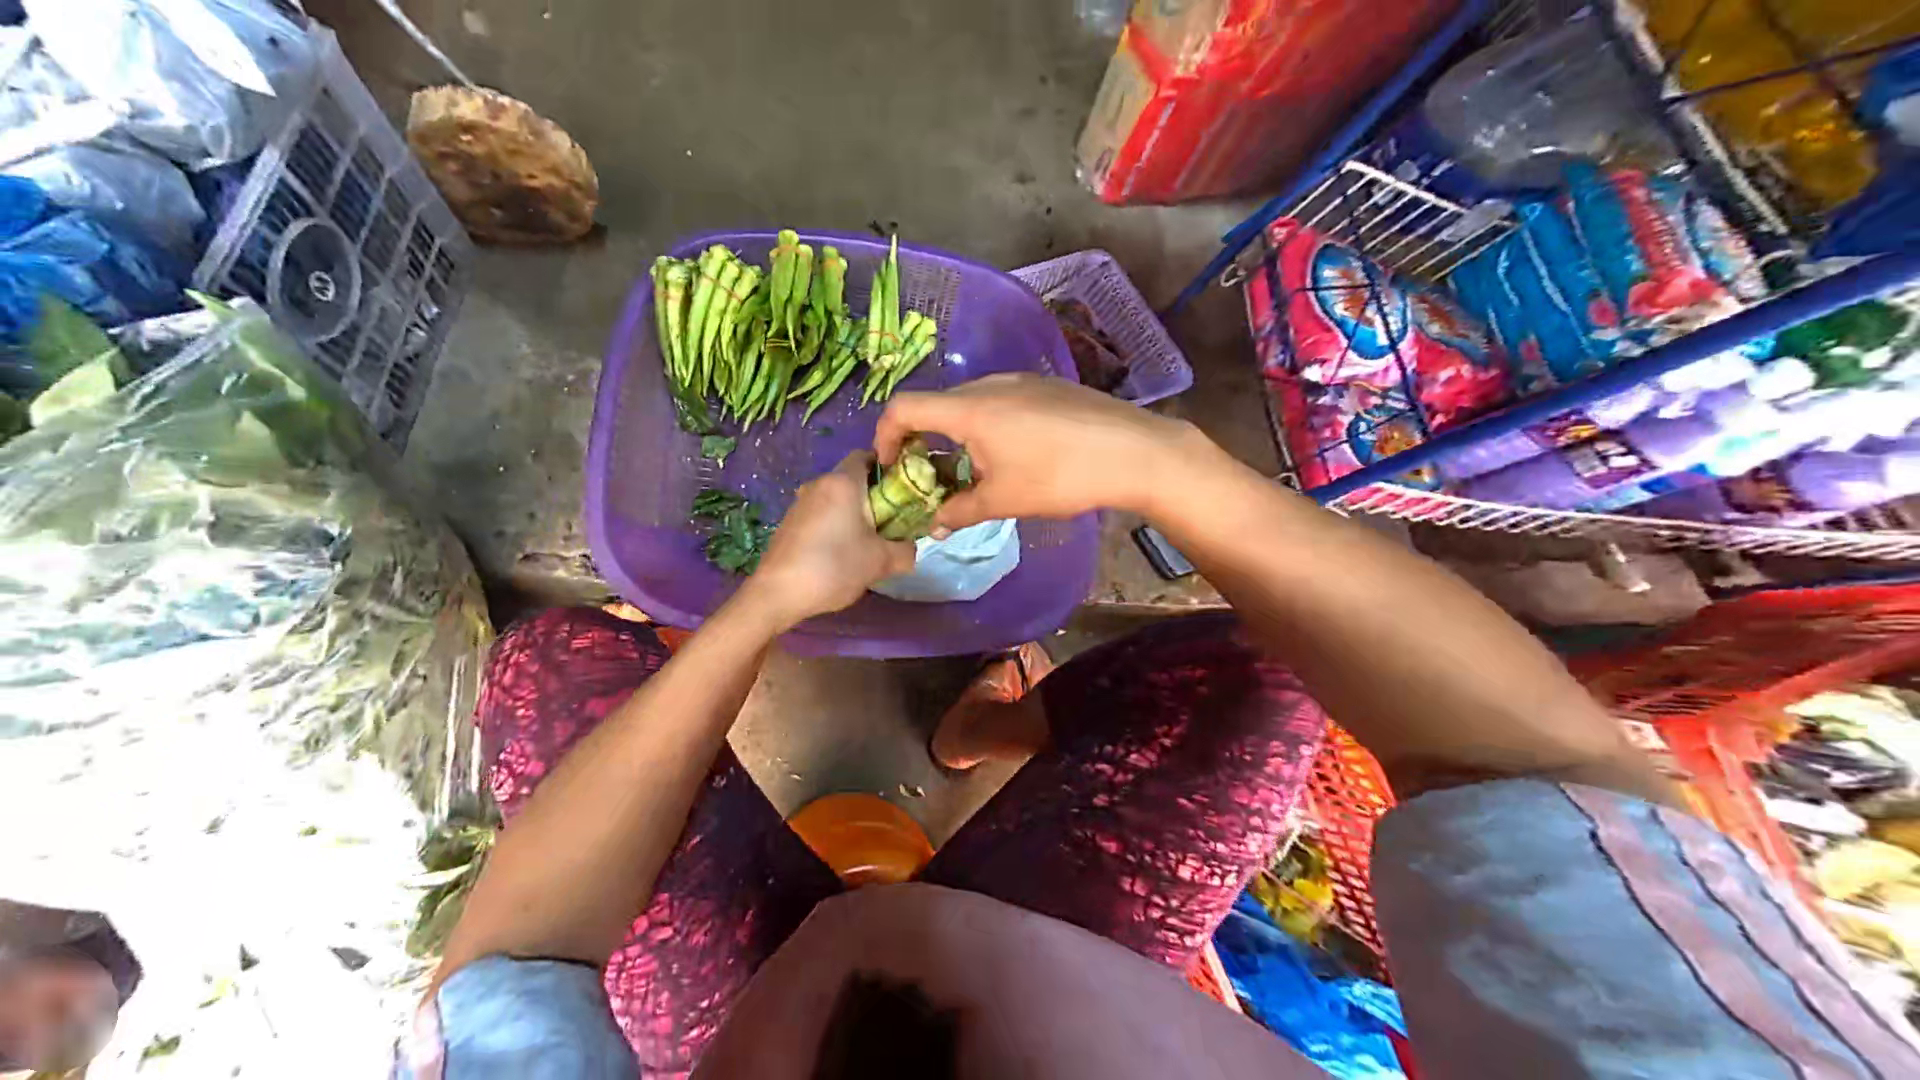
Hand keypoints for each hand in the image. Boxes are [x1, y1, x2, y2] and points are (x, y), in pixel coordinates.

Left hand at [744, 452, 915, 626]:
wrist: (778, 594)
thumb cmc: (834, 566)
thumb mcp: (882, 561)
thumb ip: (905, 550)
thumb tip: (909, 548)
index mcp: (843, 482)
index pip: (867, 456)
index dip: (888, 469)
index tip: (903, 492)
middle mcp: (819, 484)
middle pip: (853, 479)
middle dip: (875, 496)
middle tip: (892, 523)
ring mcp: (800, 504)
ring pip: (836, 499)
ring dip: (854, 514)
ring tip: (868, 542)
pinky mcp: (789, 523)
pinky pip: (821, 515)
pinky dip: (836, 525)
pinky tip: (841, 553)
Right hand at [873, 374, 1204, 529]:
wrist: (1134, 451)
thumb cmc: (1060, 477)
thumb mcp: (1003, 501)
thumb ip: (960, 511)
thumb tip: (934, 525)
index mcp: (969, 409)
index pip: (904, 407)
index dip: (884, 434)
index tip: (889, 465)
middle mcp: (988, 384)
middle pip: (936, 405)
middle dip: (922, 441)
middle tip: (930, 478)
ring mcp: (1020, 380)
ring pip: (969, 404)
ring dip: (956, 435)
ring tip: (974, 471)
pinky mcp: (1045, 385)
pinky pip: (999, 401)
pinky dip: (985, 426)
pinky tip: (1013, 455)